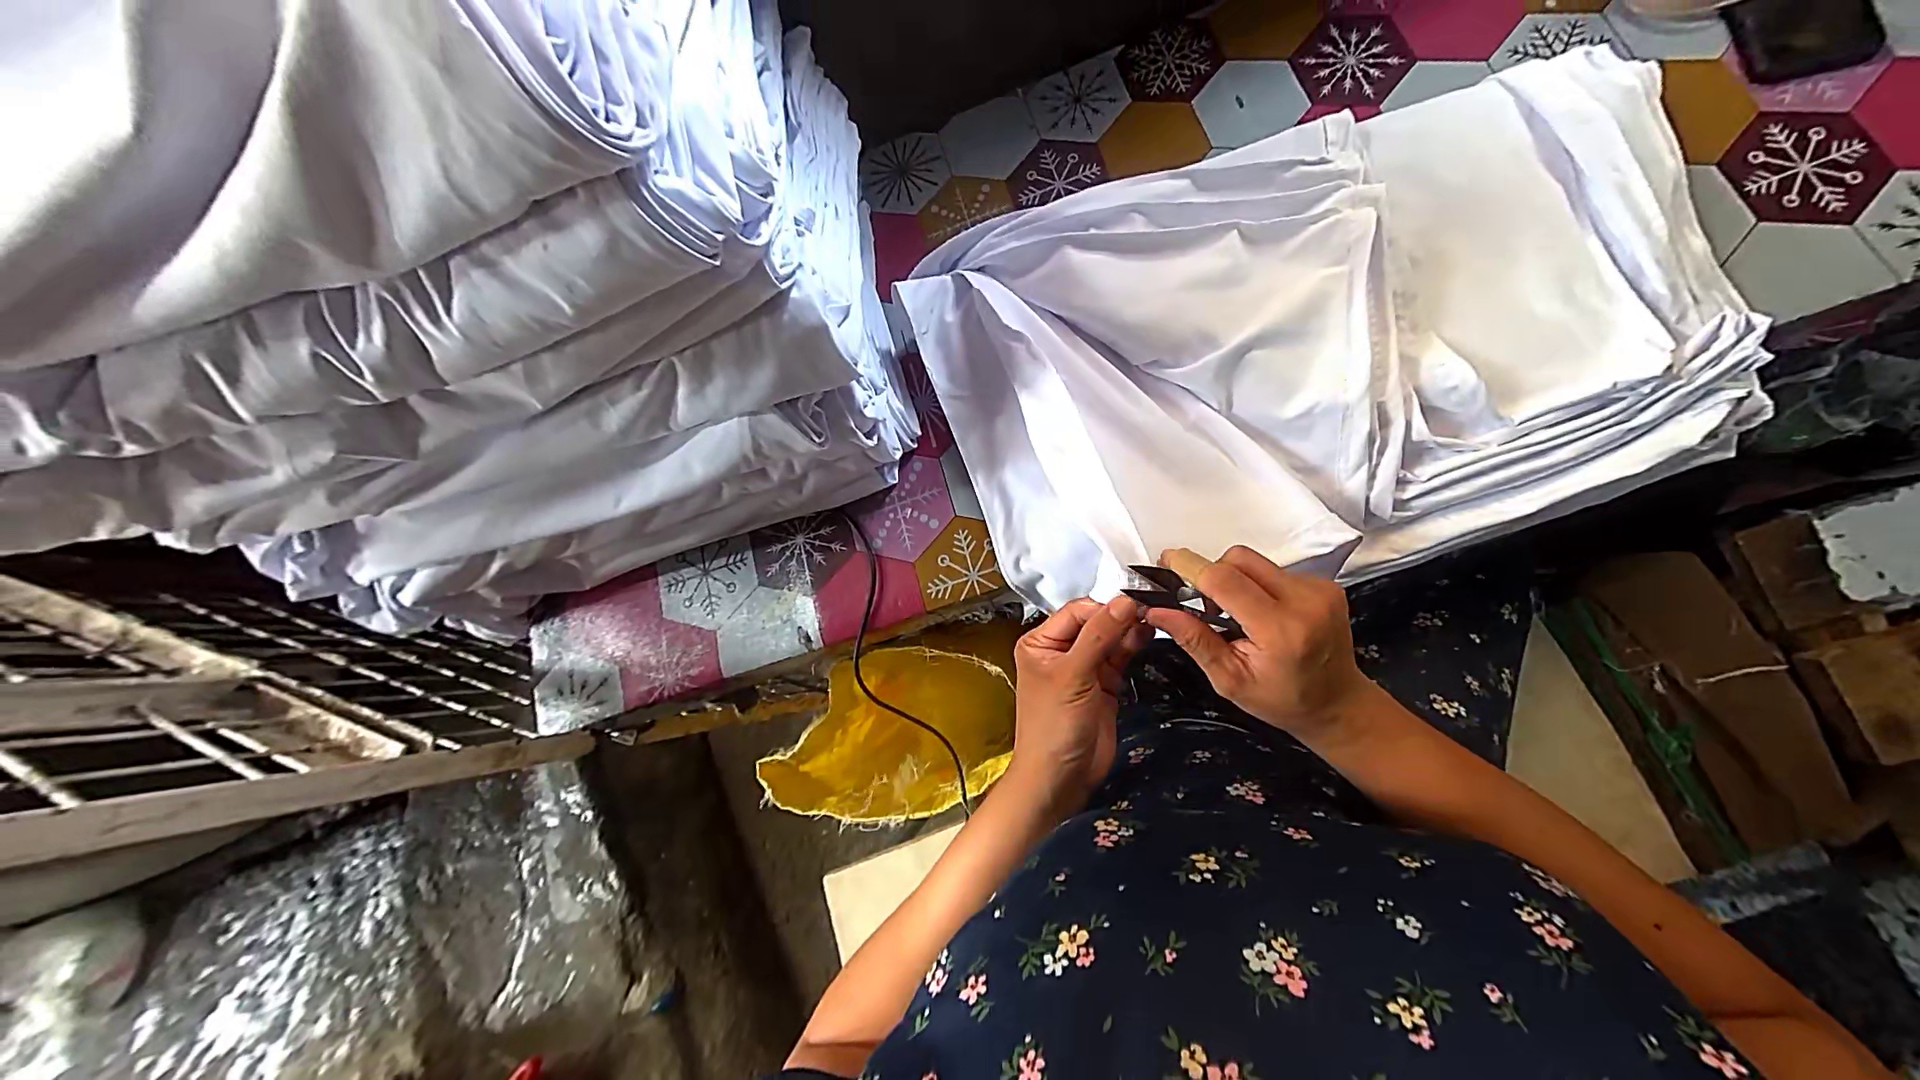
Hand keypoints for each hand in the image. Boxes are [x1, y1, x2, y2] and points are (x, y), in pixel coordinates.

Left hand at [1008, 596, 1151, 811]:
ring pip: (1110, 639)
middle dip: (1119, 618)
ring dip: (1129, 631)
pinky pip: (1119, 658)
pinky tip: (1146, 636)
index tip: (1133, 604)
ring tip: (1150, 622)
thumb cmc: (1053, 728)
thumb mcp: (1073, 676)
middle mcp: (1060, 651)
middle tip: (1148, 612)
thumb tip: (1123, 602)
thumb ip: (1099, 636)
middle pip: (1095, 622)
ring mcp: (1083, 668)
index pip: (1076, 612)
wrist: (1061, 777)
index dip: (1104, 607)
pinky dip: (1133, 647)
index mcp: (1040, 643)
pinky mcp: (1103, 684)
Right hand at [1143, 546, 1374, 739]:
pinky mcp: (1324, 584)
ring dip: (1234, 579)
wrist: (1338, 704)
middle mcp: (1305, 602)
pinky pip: (1273, 569)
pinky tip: (1259, 612)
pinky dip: (1256, 584)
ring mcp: (1319, 590)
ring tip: (1234, 613)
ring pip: (1255, 561)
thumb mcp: (1229, 679)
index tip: (1167, 563)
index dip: (1190, 567)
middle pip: (1238, 559)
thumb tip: (1158, 611)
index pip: (1225, 580)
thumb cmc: (1284, 699)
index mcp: (1280, 630)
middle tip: (1201, 602)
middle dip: (1211, 574)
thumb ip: (1193, 639)